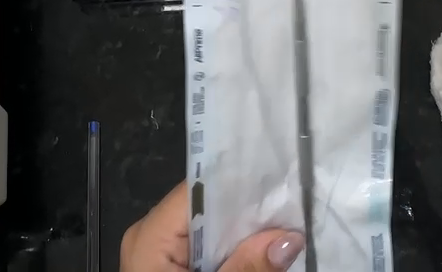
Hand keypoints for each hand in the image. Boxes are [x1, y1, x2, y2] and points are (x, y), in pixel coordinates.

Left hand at [121, 181, 304, 271]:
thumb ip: (249, 269)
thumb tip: (291, 236)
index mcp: (150, 236)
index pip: (198, 191)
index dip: (238, 185)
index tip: (279, 179)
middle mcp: (151, 236)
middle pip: (204, 208)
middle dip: (247, 211)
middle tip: (291, 202)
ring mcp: (158, 255)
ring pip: (208, 230)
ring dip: (244, 233)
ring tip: (285, 221)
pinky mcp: (170, 271)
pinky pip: (203, 250)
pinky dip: (230, 252)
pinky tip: (261, 249)